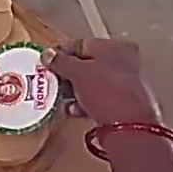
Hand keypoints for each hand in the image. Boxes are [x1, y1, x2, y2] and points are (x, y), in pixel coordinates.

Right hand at [46, 39, 162, 125]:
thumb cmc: (107, 91)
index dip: (62, 51)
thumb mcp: (77, 72)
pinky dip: (84, 104)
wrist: (125, 127)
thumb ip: (61, 61)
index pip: (83, 44)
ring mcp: (124, 86)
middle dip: (67, 73)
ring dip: (74, 90)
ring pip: (92, 84)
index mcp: (117, 48)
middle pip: (88, 64)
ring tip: (61, 96)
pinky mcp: (121, 107)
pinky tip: (74, 109)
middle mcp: (125, 64)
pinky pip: (97, 101)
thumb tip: (48, 55)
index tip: (47, 58)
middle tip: (51, 78)